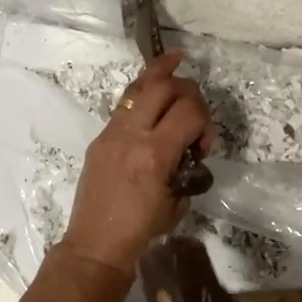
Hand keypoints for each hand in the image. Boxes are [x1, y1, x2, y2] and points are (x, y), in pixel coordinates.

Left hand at [59, 51, 213, 274]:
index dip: (205, 120)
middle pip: (163, 87)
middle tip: (196, 107)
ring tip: (176, 59)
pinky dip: (141, 91)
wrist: (95, 243)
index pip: (189, 112)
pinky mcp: (100, 137)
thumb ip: (186, 170)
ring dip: (160, 73)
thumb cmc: (140, 231)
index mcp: (154, 154)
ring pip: (137, 87)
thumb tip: (188, 151)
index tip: (203, 145)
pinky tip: (153, 85)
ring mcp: (112, 132)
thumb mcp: (177, 203)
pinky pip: (123, 104)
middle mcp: (131, 135)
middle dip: (187, 89)